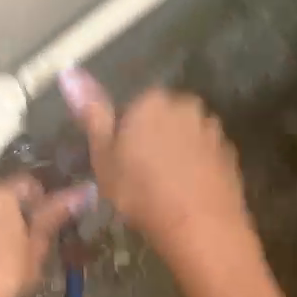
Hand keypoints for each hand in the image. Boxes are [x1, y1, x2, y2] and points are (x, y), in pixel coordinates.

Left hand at [0, 175, 91, 296]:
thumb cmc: (8, 273)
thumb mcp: (37, 245)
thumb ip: (55, 214)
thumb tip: (85, 190)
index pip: (30, 184)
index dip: (44, 200)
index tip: (51, 223)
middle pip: (2, 195)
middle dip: (17, 209)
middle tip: (31, 237)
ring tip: (5, 244)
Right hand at [60, 68, 255, 265]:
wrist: (199, 225)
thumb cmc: (139, 190)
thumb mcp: (103, 155)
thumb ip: (91, 113)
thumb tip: (68, 72)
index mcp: (151, 101)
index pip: (130, 106)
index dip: (120, 134)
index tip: (115, 160)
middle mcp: (185, 105)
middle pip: (158, 117)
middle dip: (147, 138)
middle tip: (132, 175)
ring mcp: (211, 128)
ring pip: (181, 135)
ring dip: (171, 152)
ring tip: (158, 186)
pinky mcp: (228, 152)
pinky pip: (200, 153)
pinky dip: (191, 166)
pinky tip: (181, 191)